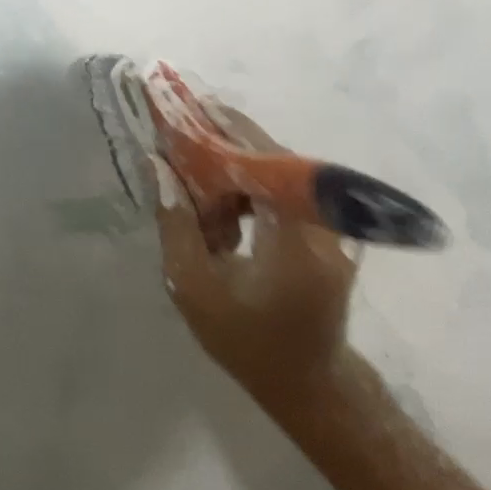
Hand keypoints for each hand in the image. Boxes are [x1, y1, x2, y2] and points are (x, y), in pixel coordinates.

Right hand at [150, 123, 360, 414]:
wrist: (309, 383)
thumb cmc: (248, 342)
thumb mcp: (194, 287)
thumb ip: (175, 223)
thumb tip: (158, 165)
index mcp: (295, 234)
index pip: (259, 160)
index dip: (219, 129)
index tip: (184, 106)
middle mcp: (324, 219)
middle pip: (271, 156)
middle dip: (222, 141)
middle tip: (178, 135)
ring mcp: (332, 223)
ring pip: (278, 170)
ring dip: (234, 168)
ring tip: (191, 181)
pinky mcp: (328, 228)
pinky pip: (285, 189)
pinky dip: (249, 188)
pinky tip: (220, 209)